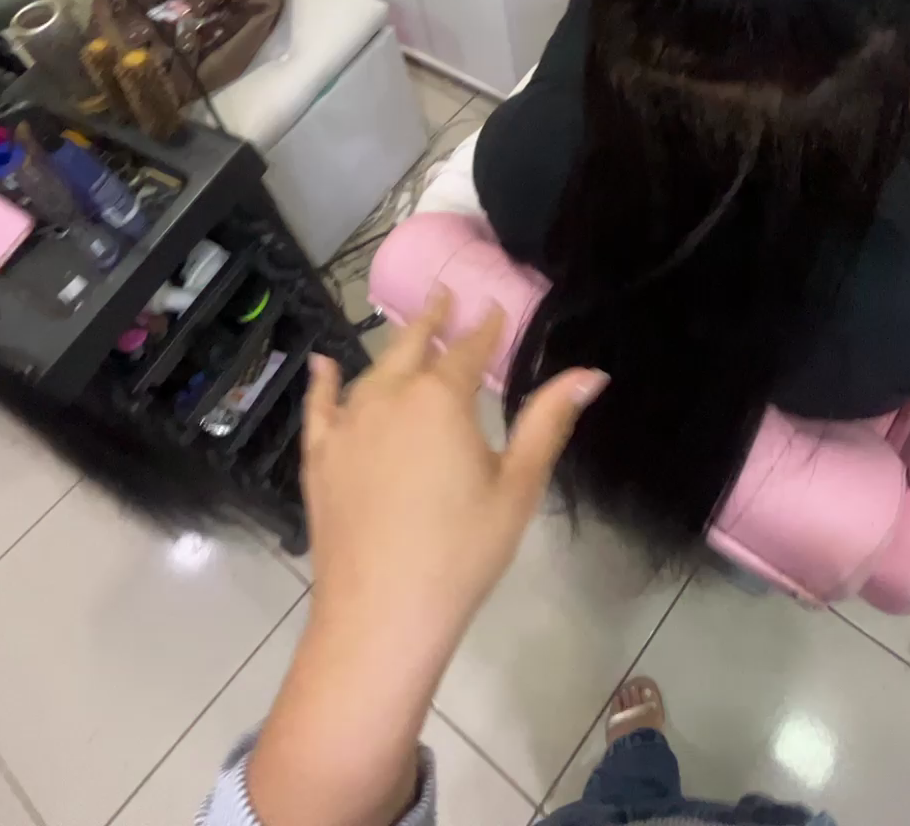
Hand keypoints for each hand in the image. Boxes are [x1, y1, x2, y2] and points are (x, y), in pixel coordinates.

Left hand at [300, 287, 607, 646]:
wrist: (381, 613)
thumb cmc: (462, 551)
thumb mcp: (517, 486)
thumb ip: (547, 422)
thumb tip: (589, 373)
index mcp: (441, 399)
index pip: (468, 350)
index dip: (485, 328)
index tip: (493, 307)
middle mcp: (389, 396)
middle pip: (413, 346)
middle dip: (433, 319)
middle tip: (444, 296)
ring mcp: (347, 425)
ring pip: (373, 371)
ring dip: (393, 347)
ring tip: (408, 333)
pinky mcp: (320, 455)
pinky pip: (320, 405)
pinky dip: (324, 381)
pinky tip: (324, 363)